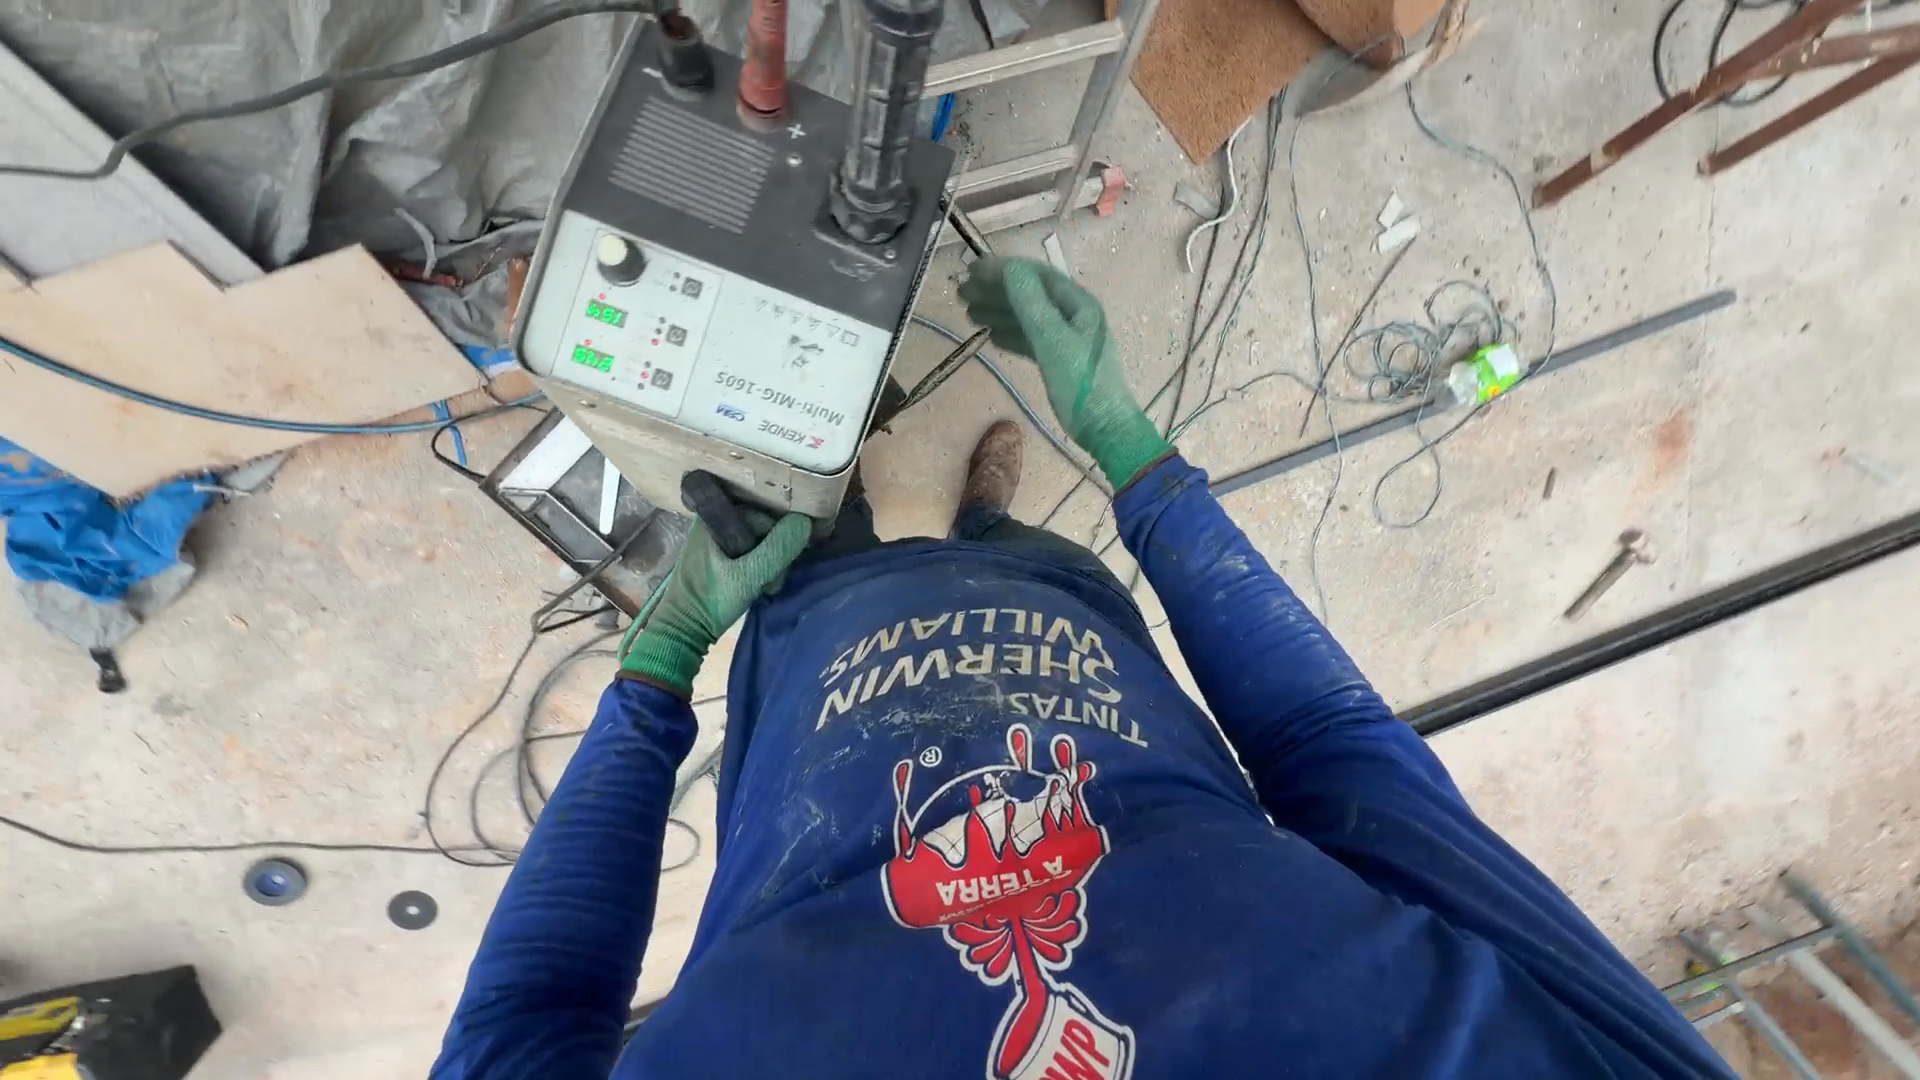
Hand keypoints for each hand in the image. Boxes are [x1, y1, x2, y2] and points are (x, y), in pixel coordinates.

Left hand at [620, 511, 811, 694]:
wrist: (682, 632)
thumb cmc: (710, 602)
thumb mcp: (747, 577)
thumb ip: (776, 550)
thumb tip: (804, 522)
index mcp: (712, 520)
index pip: (763, 517)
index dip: (778, 538)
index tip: (780, 565)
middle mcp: (713, 524)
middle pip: (761, 528)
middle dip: (774, 553)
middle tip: (772, 579)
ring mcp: (714, 541)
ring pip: (757, 542)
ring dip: (769, 563)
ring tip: (766, 585)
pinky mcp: (717, 558)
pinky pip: (748, 553)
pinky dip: (758, 568)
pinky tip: (759, 585)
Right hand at [958, 256, 1171, 487]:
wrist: (1104, 428)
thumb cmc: (1081, 384)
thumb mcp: (1053, 340)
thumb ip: (1031, 303)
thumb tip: (1009, 267)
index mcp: (1078, 304)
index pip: (1035, 276)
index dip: (1002, 269)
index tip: (971, 270)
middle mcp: (1074, 315)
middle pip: (1030, 294)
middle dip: (996, 290)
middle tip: (962, 292)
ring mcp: (1068, 338)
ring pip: (1028, 317)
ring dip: (999, 312)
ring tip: (968, 313)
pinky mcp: (1061, 360)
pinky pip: (1032, 339)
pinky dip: (1011, 335)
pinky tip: (991, 337)